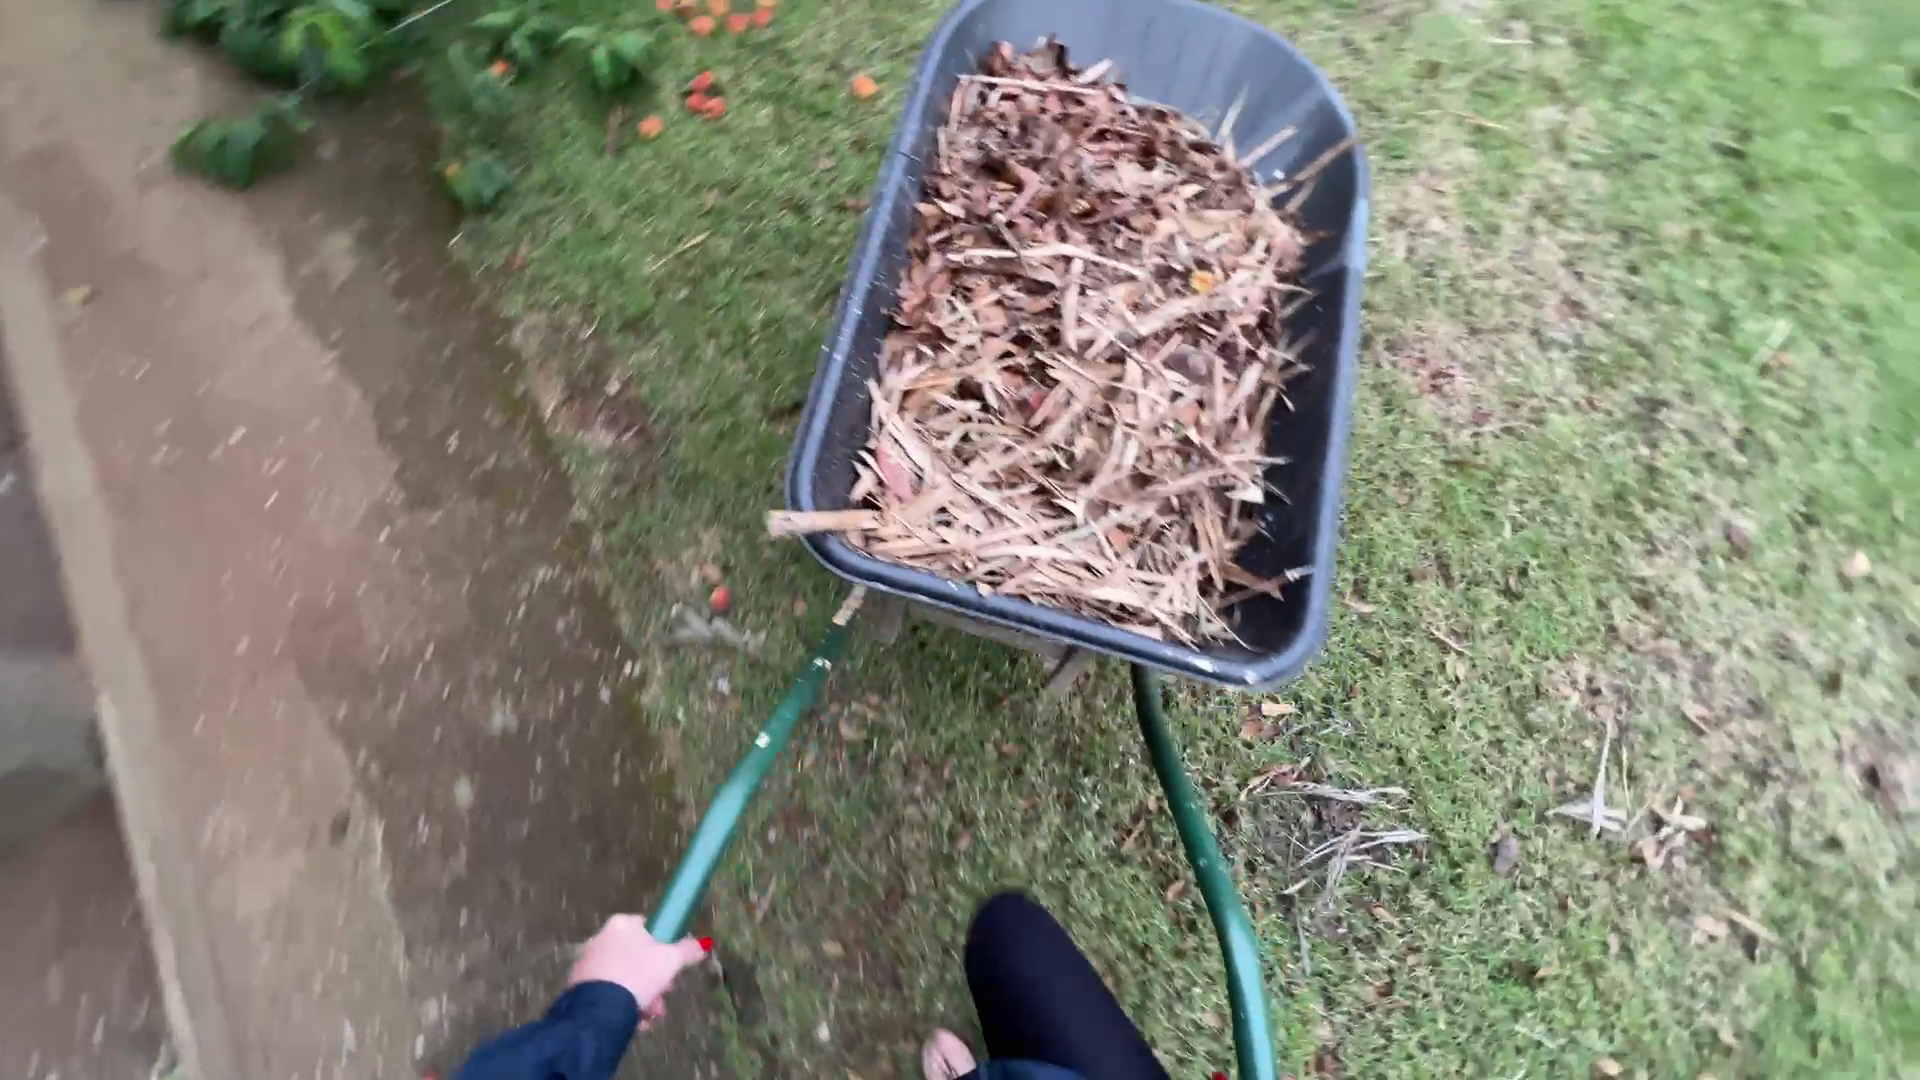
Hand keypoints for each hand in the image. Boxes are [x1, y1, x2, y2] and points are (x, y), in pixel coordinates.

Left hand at [568, 915, 710, 1026]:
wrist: (598, 1012)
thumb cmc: (638, 974)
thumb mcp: (672, 960)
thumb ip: (688, 950)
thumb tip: (703, 945)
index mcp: (621, 924)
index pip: (647, 927)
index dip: (662, 946)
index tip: (670, 966)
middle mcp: (599, 938)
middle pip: (635, 955)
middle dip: (653, 978)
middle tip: (662, 995)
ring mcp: (586, 964)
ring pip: (622, 976)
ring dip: (640, 994)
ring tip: (649, 1015)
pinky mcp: (575, 989)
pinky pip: (606, 992)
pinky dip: (620, 1004)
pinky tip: (632, 1020)